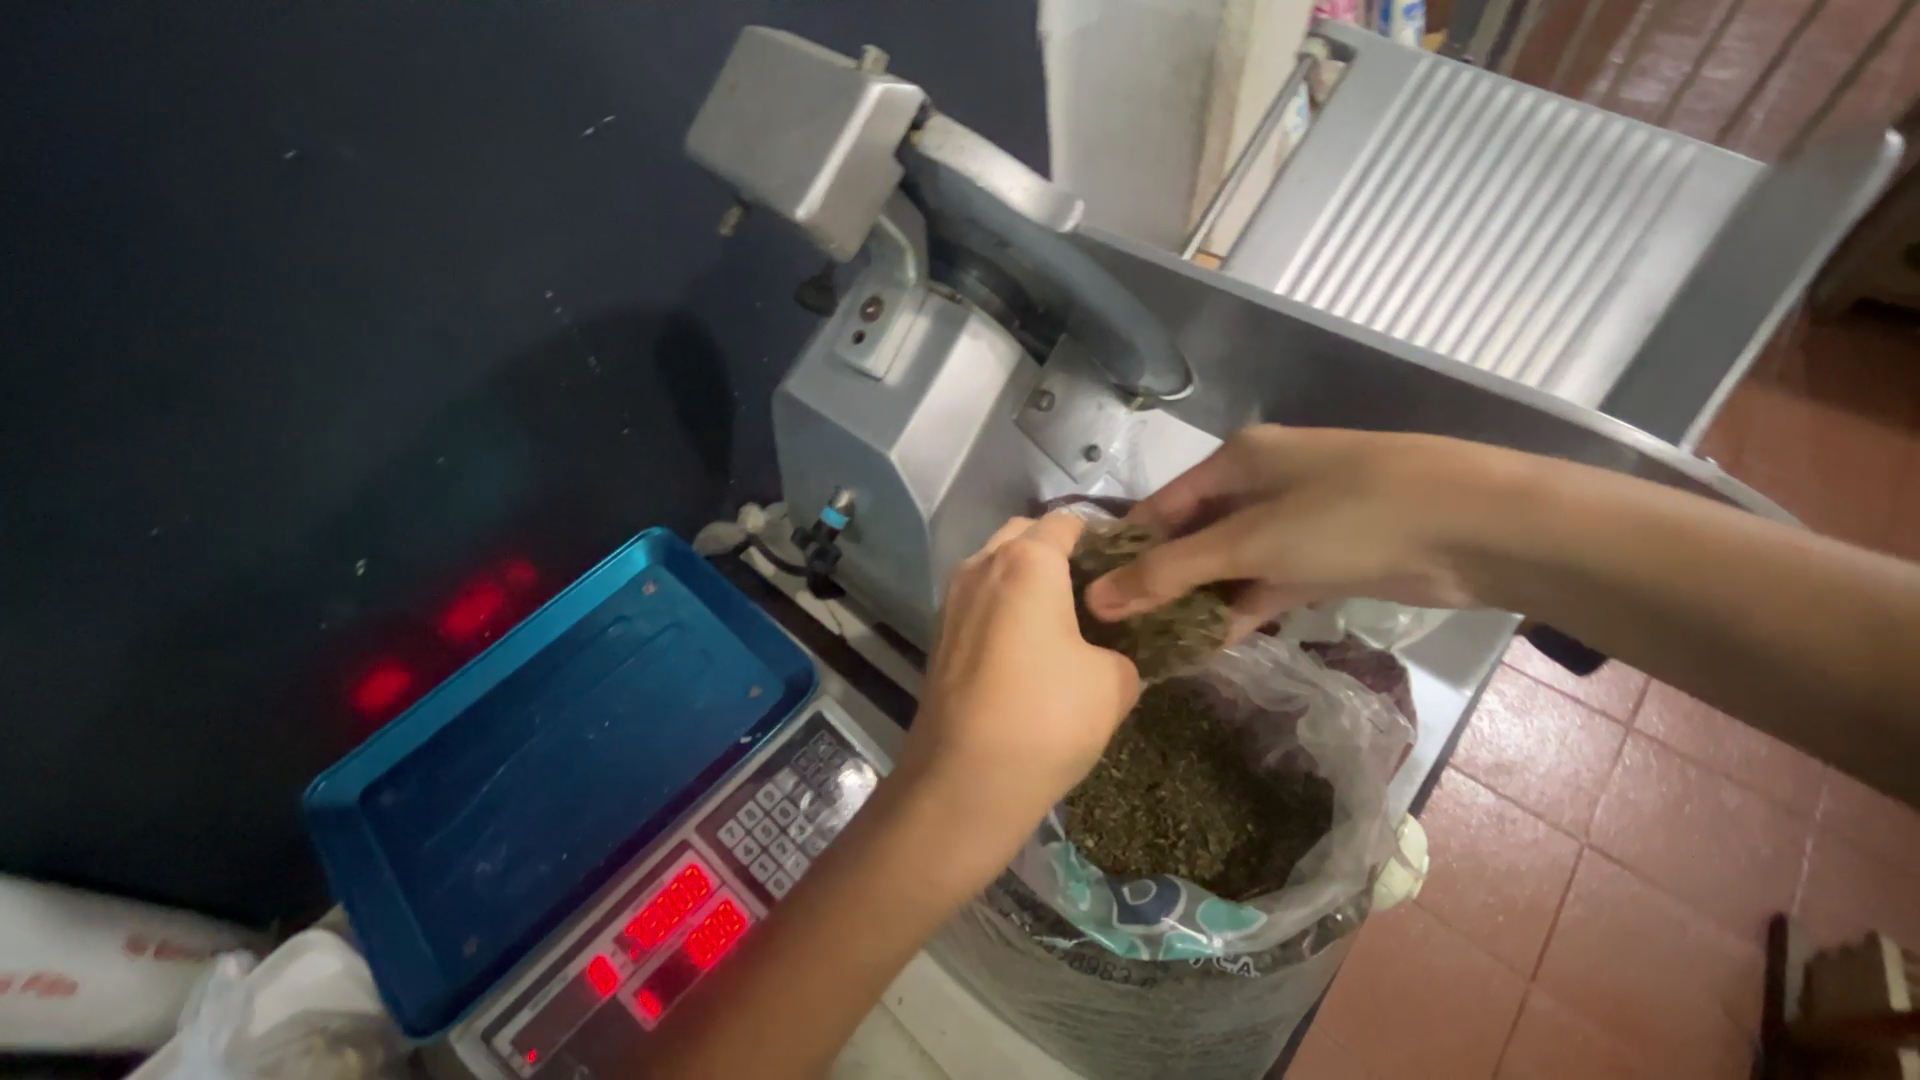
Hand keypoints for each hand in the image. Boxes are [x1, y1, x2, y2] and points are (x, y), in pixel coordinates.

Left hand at [900, 513, 1141, 839]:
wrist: (965, 781)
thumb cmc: (1047, 718)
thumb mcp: (1114, 681)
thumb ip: (1121, 648)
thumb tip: (1107, 650)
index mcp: (1027, 562)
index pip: (1067, 521)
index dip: (1101, 536)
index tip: (1128, 567)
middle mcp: (981, 566)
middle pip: (1024, 535)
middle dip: (1059, 551)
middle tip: (1096, 590)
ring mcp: (952, 600)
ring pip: (995, 567)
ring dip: (1027, 579)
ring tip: (1064, 619)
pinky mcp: (939, 635)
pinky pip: (979, 601)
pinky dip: (1004, 607)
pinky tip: (1029, 647)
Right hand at [1083, 426, 1519, 635]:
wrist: (1476, 527)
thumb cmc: (1349, 515)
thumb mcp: (1250, 542)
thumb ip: (1171, 573)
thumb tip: (1096, 599)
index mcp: (1236, 460)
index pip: (1161, 506)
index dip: (1127, 550)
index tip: (1093, 598)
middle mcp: (1261, 484)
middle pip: (1194, 537)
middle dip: (1162, 582)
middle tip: (1122, 634)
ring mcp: (1297, 522)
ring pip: (1230, 564)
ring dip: (1200, 602)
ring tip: (1157, 648)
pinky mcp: (1327, 558)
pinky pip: (1267, 584)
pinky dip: (1242, 611)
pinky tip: (1210, 646)